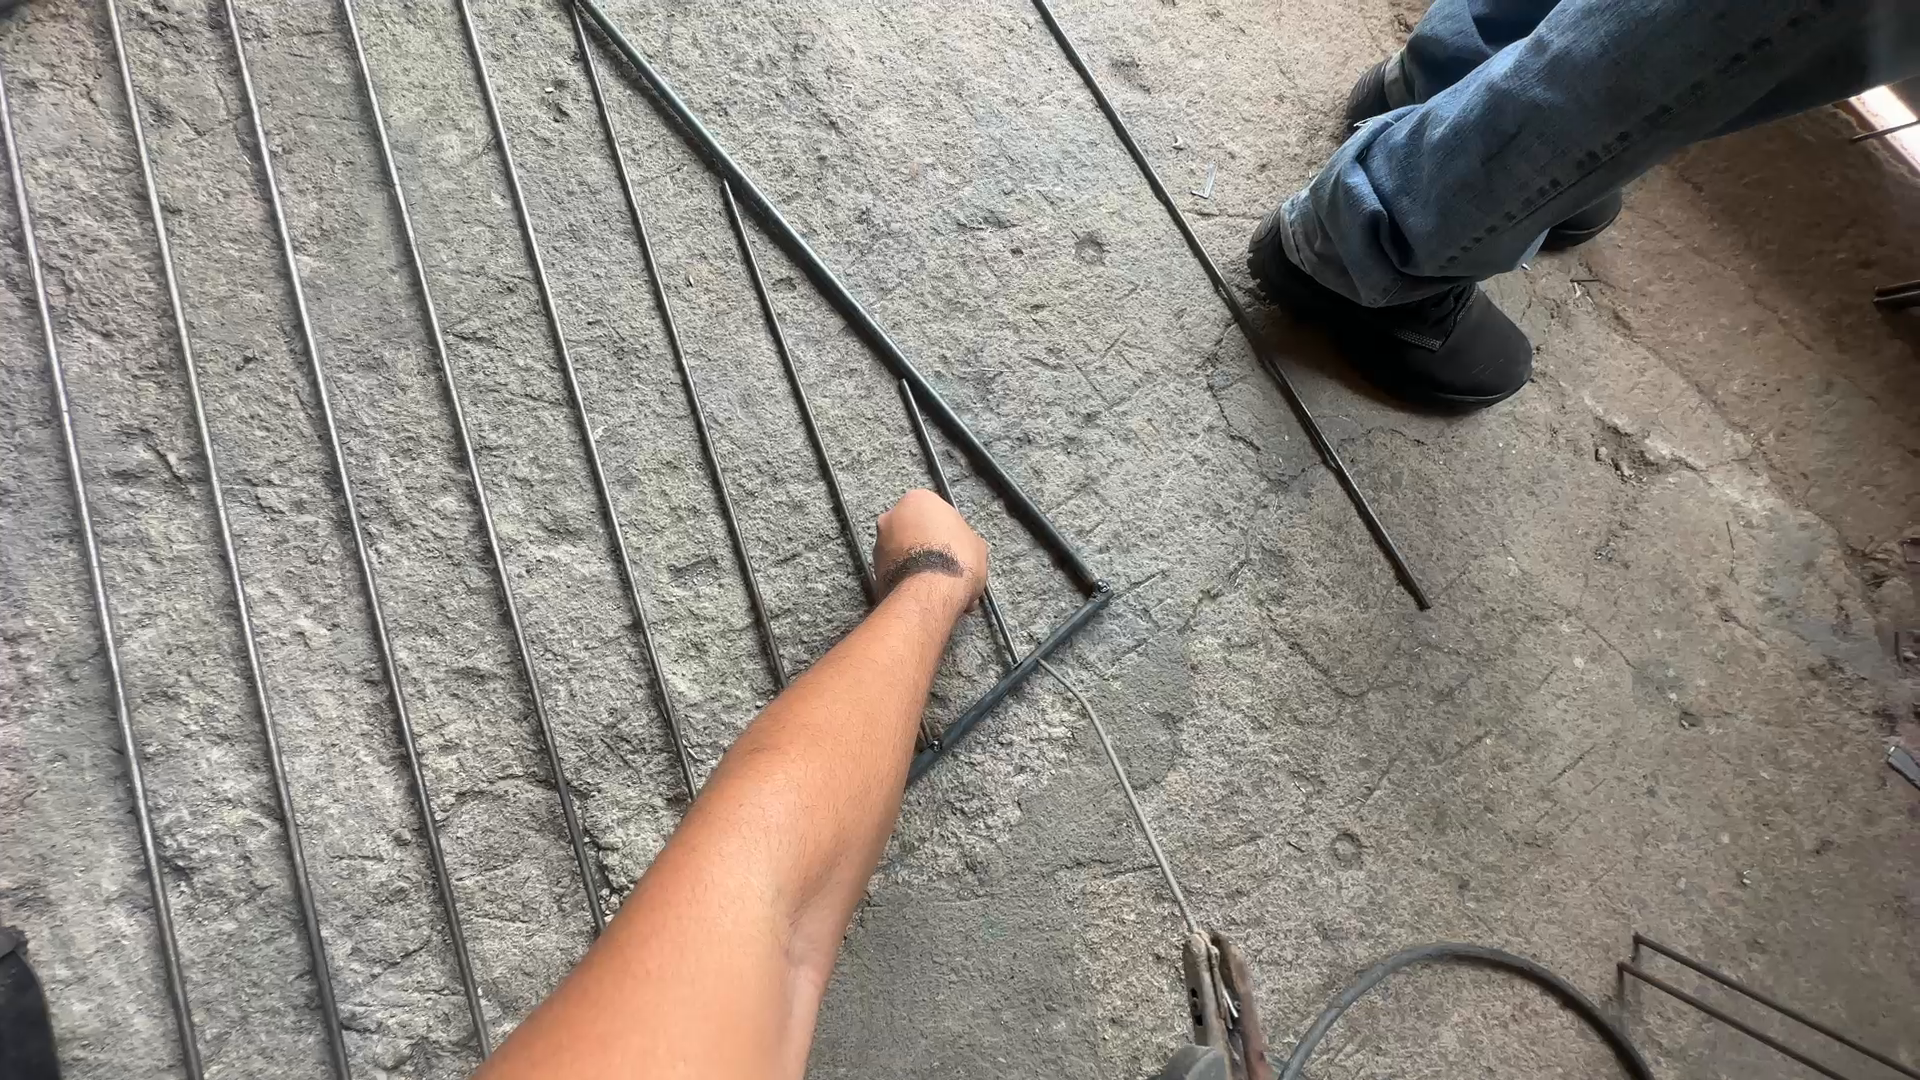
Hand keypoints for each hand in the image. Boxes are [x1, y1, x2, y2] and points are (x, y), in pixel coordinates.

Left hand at [873, 489, 987, 612]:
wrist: (930, 591)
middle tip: (944, 561)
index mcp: (919, 499)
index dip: (946, 529)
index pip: (934, 510)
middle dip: (926, 544)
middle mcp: (893, 515)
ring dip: (915, 563)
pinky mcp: (874, 568)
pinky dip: (906, 578)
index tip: (954, 543)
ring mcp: (880, 542)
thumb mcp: (977, 544)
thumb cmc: (954, 561)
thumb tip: (966, 547)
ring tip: (935, 581)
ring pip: (901, 550)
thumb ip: (965, 538)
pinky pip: (894, 570)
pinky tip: (924, 590)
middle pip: (912, 528)